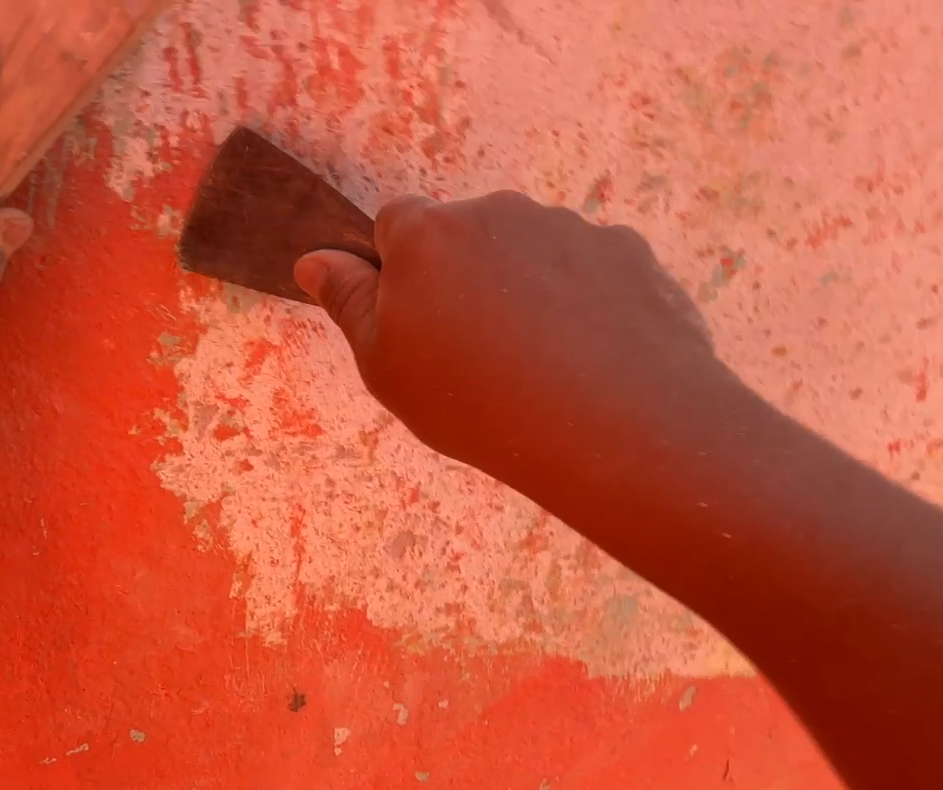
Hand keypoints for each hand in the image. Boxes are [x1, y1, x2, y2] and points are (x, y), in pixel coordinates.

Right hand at [295, 192, 750, 499]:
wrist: (604, 424)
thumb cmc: (464, 397)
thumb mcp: (380, 362)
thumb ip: (347, 300)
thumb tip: (313, 259)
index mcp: (429, 234)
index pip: (394, 220)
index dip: (393, 266)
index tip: (406, 317)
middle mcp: (499, 212)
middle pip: (462, 233)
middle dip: (456, 275)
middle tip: (462, 350)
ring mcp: (571, 228)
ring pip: (523, 251)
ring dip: (514, 288)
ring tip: (525, 362)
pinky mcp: (629, 254)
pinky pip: (582, 270)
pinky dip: (573, 302)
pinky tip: (577, 358)